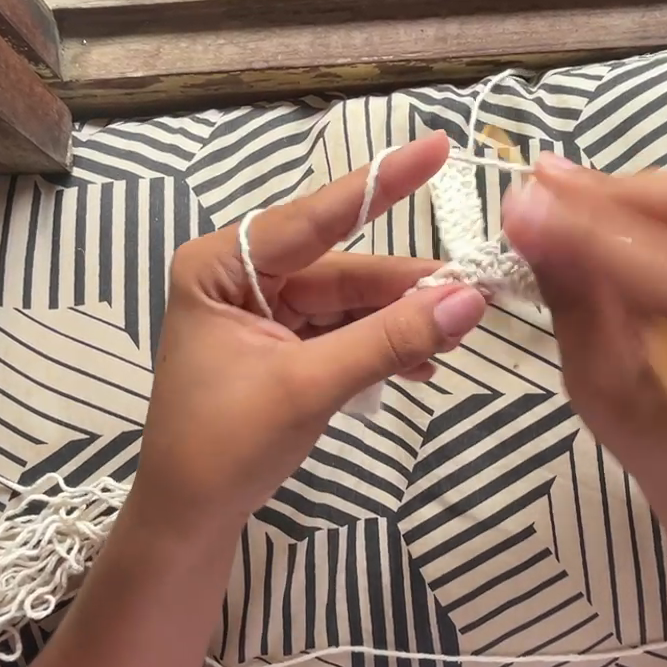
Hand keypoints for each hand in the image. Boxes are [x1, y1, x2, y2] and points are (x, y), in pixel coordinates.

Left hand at [134, 134, 487, 524]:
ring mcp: (261, 314)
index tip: (436, 148)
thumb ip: (388, 340)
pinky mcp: (279, 348)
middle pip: (340, 270)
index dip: (380, 185)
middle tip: (475, 291)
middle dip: (405, 288)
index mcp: (221, 267)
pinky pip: (340, 334)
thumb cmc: (225, 447)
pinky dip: (379, 349)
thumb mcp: (309, 386)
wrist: (190, 518)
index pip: (314, 217)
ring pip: (347, 304)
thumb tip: (468, 300)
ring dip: (399, 323)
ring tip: (456, 337)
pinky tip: (421, 366)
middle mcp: (240, 278)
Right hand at [502, 155, 666, 511]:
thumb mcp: (596, 390)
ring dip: (627, 191)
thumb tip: (530, 225)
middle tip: (543, 183)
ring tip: (558, 192)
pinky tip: (598, 207)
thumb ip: (575, 305)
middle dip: (616, 192)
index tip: (524, 204)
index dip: (594, 234)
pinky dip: (648, 203)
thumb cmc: (650, 439)